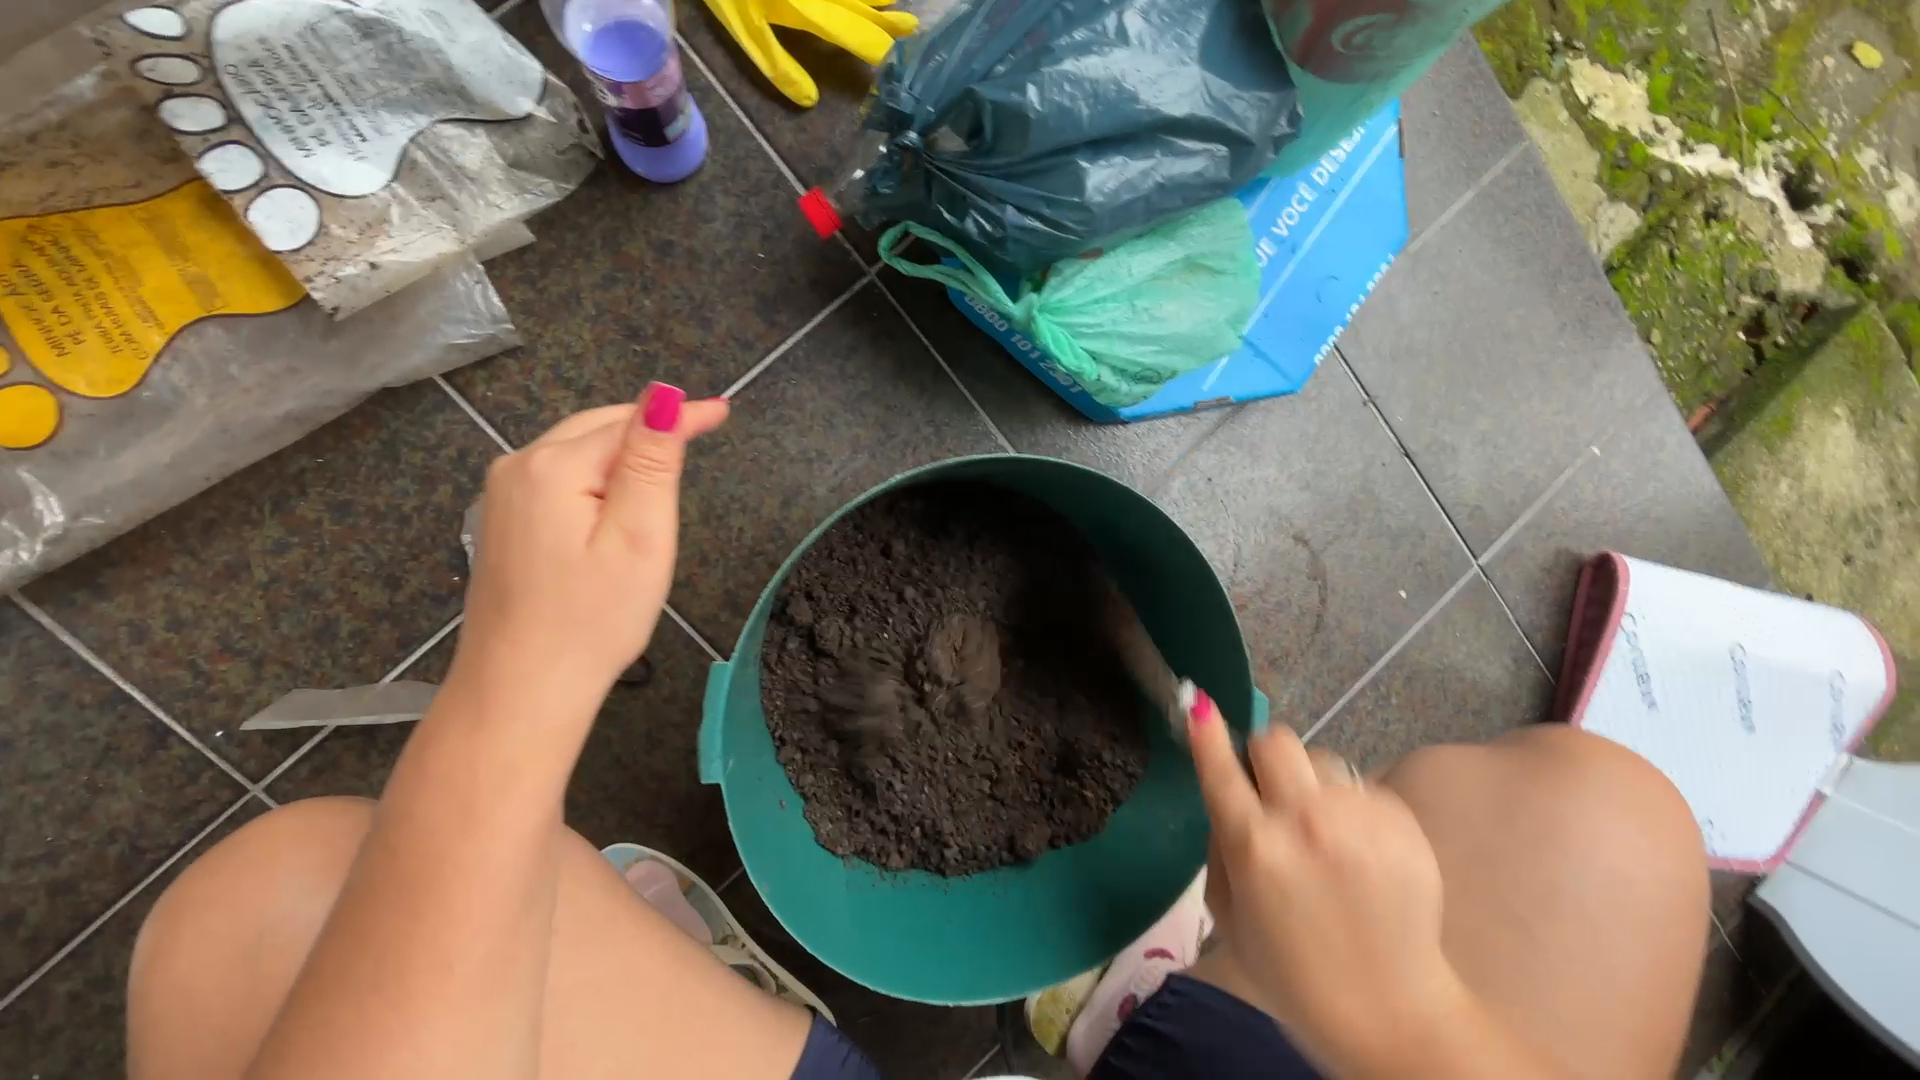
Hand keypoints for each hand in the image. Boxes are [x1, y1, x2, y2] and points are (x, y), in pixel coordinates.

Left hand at [455, 384, 728, 698]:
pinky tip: (617, 497)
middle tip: (703, 430)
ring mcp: (502, 495)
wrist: (521, 689)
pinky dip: (596, 474)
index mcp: (555, 466)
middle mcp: (518, 467)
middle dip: (649, 426)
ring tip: (668, 460)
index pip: (630, 422)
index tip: (724, 411)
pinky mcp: (501, 523)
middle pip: (597, 428)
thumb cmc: (594, 619)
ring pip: (576, 450)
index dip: (681, 415)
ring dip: (622, 449)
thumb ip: (651, 462)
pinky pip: (559, 477)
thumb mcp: (638, 537)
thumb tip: (662, 397)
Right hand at [1188, 695, 1467, 1076]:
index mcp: (1254, 846)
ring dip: (1312, 783)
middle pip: (1276, 739)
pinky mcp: (1402, 824)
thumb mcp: (1227, 913)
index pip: (1221, 767)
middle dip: (1265, 757)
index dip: (1206, 732)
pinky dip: (1351, 808)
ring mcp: (1359, 819)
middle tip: (1270, 792)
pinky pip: (1362, 788)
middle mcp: (1305, 821)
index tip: (1198, 704)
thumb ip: (1220, 845)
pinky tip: (1358, 851)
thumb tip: (1227, 794)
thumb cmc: (1291, 972)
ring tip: (1323, 831)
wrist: (1390, 1012)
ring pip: (1322, 759)